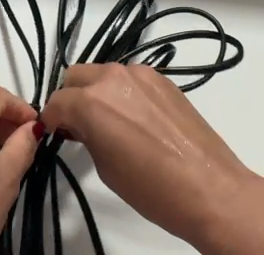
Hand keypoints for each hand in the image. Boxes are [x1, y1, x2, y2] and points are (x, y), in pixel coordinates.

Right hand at [41, 64, 263, 254]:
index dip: (52, 120)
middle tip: (81, 126)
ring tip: (113, 122)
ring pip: (103, 72)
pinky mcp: (162, 78)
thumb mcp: (105, 168)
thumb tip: (81, 126)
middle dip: (71, 98)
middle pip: (75, 76)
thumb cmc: (153, 189)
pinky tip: (138, 120)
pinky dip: (124, 92)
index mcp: (91, 102)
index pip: (56, 102)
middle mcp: (112, 77)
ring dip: (98, 91)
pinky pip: (130, 78)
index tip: (56, 133)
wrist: (211, 190)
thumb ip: (86, 136)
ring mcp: (140, 74)